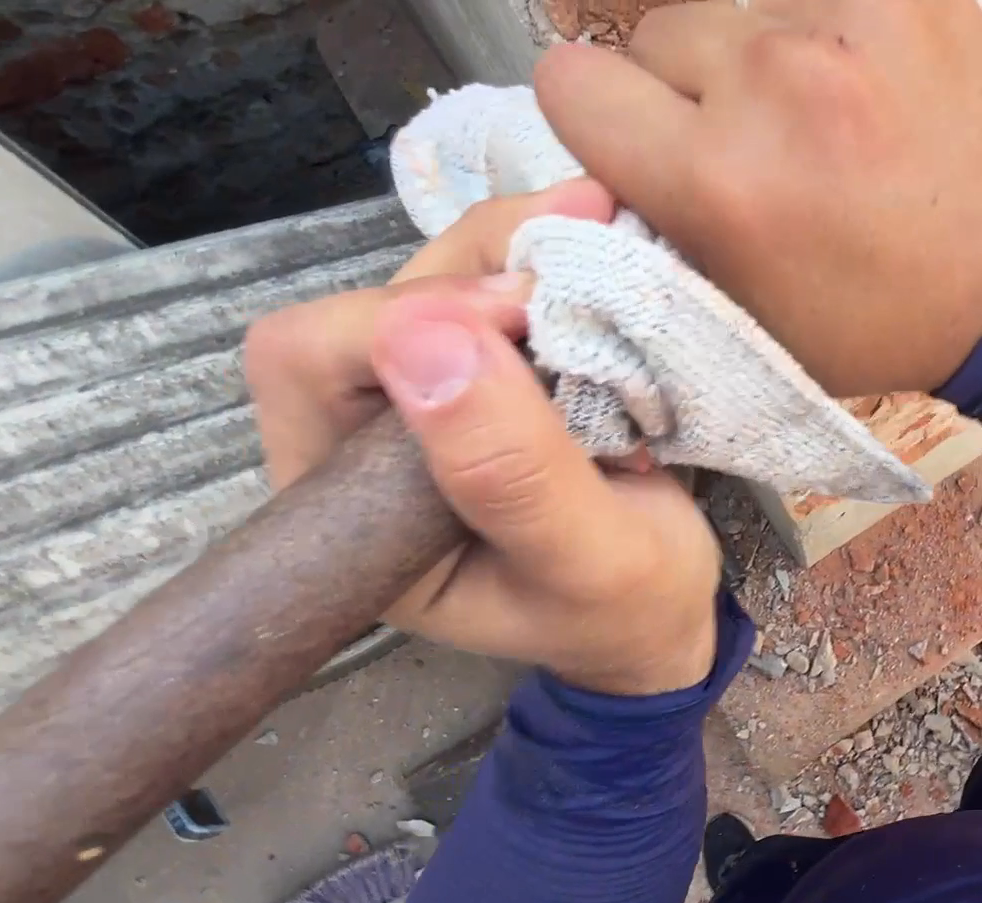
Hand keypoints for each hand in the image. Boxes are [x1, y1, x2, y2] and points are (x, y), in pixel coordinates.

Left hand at [244, 182, 723, 696]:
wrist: (668, 603)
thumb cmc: (631, 603)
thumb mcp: (589, 560)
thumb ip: (513, 475)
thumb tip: (421, 336)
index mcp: (356, 510)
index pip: (313, 364)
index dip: (412, 320)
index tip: (532, 321)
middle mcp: (369, 445)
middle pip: (376, 302)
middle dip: (481, 272)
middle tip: (586, 247)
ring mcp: (428, 405)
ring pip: (438, 278)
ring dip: (519, 250)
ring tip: (604, 219)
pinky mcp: (484, 382)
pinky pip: (494, 289)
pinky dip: (548, 259)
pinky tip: (603, 237)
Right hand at [534, 0, 981, 398]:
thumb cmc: (884, 325)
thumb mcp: (755, 326)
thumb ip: (661, 242)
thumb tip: (605, 168)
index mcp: (720, 183)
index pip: (570, 87)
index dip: (609, 127)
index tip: (657, 155)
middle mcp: (767, 80)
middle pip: (650, 35)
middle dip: (687, 94)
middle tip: (762, 149)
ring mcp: (842, 13)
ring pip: (726, 1)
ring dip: (753, 53)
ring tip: (824, 114)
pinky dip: (813, 21)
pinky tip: (851, 63)